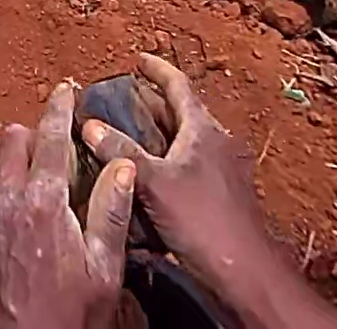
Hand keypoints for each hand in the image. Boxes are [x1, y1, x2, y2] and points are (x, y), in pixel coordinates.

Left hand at [0, 83, 134, 328]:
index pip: (51, 134)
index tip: (65, 89)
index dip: (59, 106)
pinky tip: (4, 186)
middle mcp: (8, 195)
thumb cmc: (71, 313)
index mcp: (45, 200)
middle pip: (16, 135)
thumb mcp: (104, 267)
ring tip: (30, 165)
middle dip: (37, 132)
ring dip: (10, 148)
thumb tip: (124, 164)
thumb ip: (113, 209)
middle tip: (54, 148)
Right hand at [83, 55, 336, 328]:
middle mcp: (214, 143)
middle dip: (151, 101)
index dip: (156, 69)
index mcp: (202, 129)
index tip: (138, 59)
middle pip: (180, 111)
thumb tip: (89, 125)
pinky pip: (186, 164)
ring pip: (183, 139)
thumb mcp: (154, 181)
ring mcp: (219, 170)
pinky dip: (165, 158)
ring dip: (157, 131)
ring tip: (127, 130)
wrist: (247, 277)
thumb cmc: (204, 220)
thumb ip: (121, 150)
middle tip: (122, 96)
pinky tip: (145, 173)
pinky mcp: (218, 196)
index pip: (177, 85)